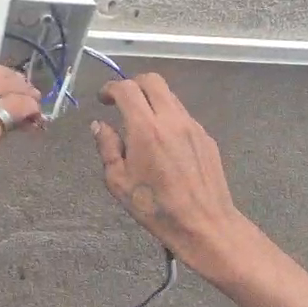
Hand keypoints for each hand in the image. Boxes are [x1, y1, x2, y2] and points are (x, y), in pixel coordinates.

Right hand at [92, 73, 258, 282]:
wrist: (205, 225)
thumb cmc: (155, 207)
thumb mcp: (118, 181)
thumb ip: (106, 147)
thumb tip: (100, 125)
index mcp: (146, 129)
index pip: (126, 89)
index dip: (110, 88)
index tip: (103, 99)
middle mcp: (171, 120)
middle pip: (152, 80)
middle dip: (133, 84)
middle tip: (122, 102)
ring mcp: (192, 127)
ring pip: (170, 96)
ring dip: (152, 100)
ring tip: (141, 123)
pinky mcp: (206, 137)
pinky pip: (183, 115)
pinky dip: (168, 117)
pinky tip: (163, 143)